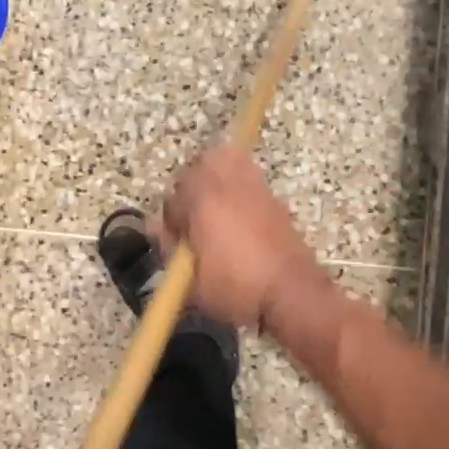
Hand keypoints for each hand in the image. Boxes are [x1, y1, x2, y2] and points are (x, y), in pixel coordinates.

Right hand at [156, 144, 328, 327]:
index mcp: (201, 201)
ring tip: (214, 202)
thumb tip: (155, 227)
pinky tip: (239, 209)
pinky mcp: (271, 195)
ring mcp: (251, 186)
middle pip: (197, 166)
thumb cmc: (238, 288)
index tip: (179, 243)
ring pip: (224, 158)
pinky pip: (248, 171)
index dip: (172, 222)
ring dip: (214, 172)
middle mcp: (224, 184)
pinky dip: (238, 179)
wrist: (292, 291)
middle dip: (190, 189)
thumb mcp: (193, 283)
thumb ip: (170, 252)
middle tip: (194, 218)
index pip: (172, 200)